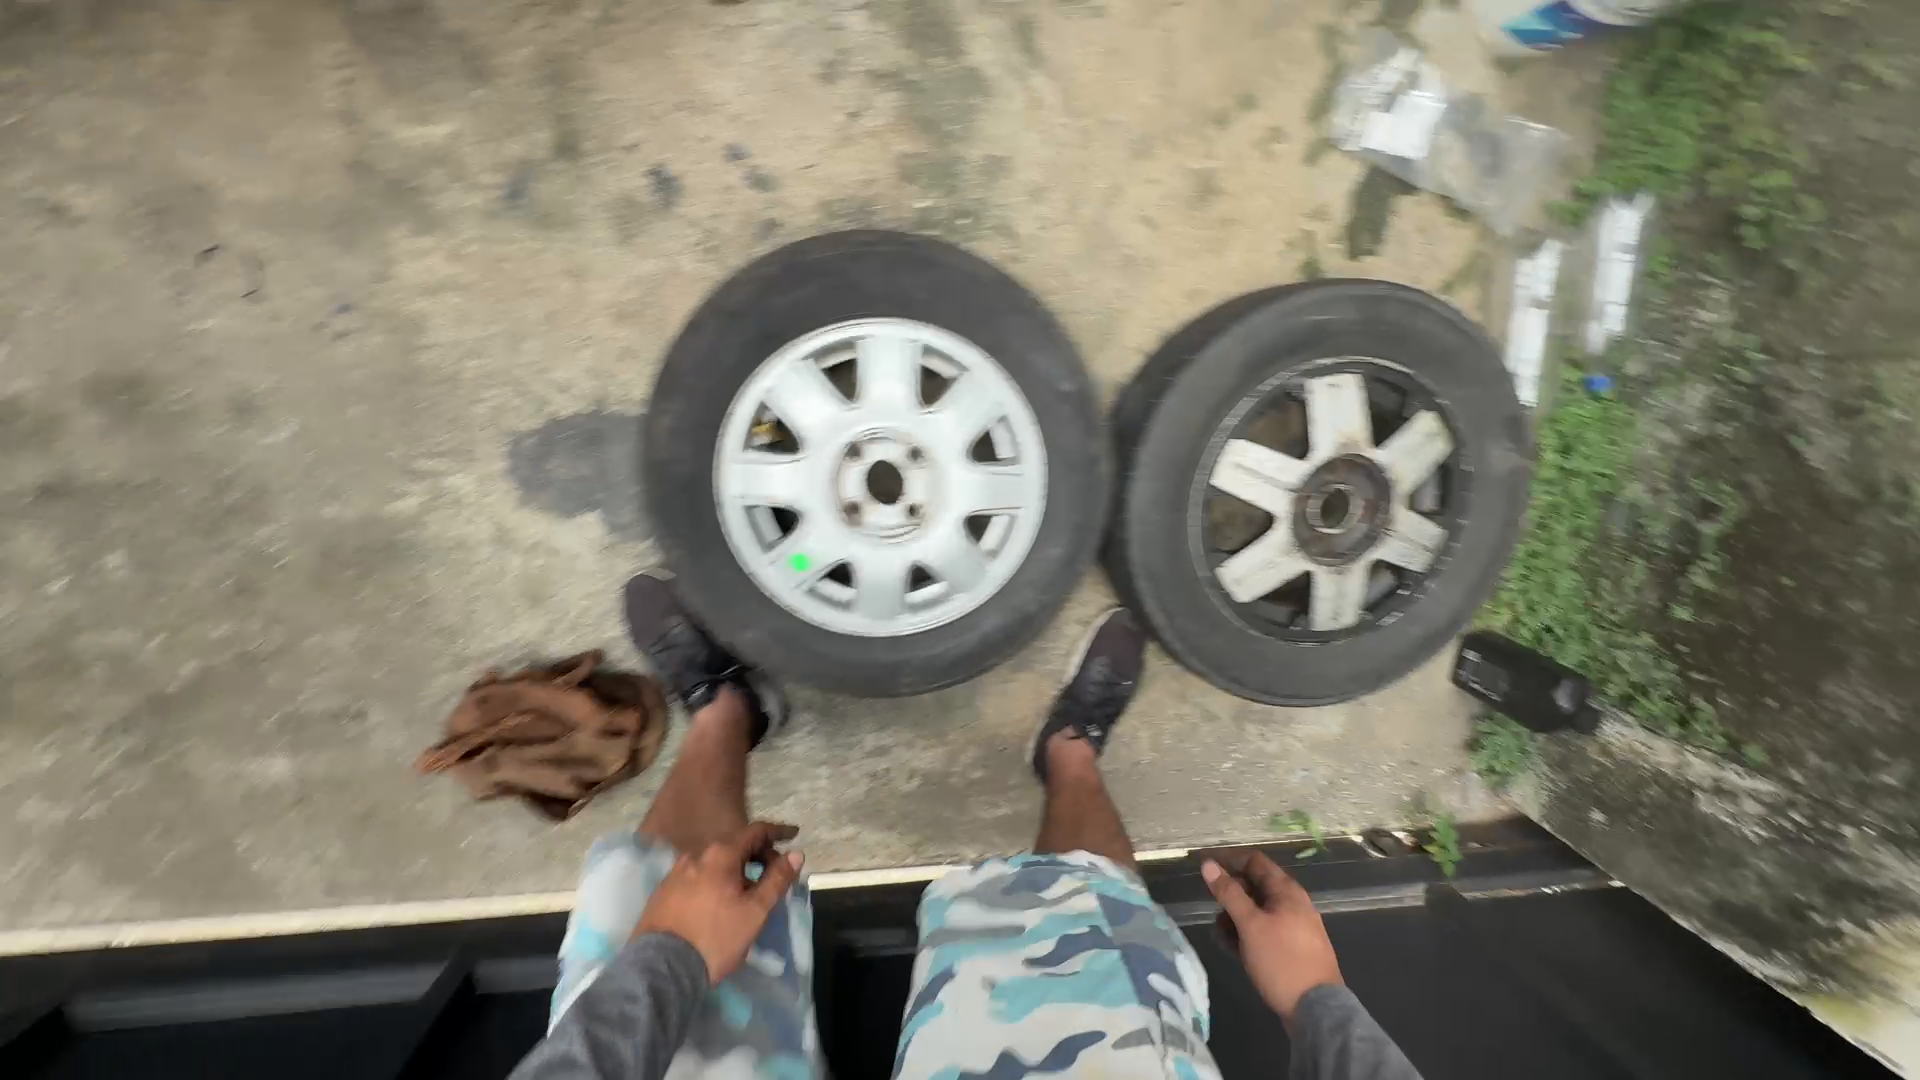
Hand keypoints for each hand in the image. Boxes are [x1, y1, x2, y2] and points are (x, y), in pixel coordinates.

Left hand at [634, 821, 804, 983]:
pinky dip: (714, 879)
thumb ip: (777, 879)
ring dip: (735, 868)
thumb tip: (796, 854)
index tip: (794, 835)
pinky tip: (717, 900)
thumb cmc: (715, 939)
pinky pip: (696, 876)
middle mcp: (696, 855)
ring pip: (714, 862)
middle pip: (734, 845)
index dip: (778, 832)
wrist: (659, 971)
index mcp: (721, 854)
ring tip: (746, 890)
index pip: (756, 831)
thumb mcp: (755, 912)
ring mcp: (675, 873)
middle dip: (757, 854)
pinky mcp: (662, 892)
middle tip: (773, 872)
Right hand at [1203, 851, 1342, 1025]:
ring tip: (1219, 935)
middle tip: (1212, 909)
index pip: (1254, 861)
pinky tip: (1231, 948)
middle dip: (1230, 895)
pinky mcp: (1290, 949)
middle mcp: (1292, 904)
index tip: (1206, 868)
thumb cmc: (1282, 960)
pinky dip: (1246, 934)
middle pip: (1254, 886)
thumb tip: (1208, 864)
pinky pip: (1263, 931)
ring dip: (1234, 918)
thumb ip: (1229, 893)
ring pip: (1257, 911)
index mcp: (1287, 891)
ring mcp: (1293, 928)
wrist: (1317, 1012)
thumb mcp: (1250, 924)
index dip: (1229, 860)